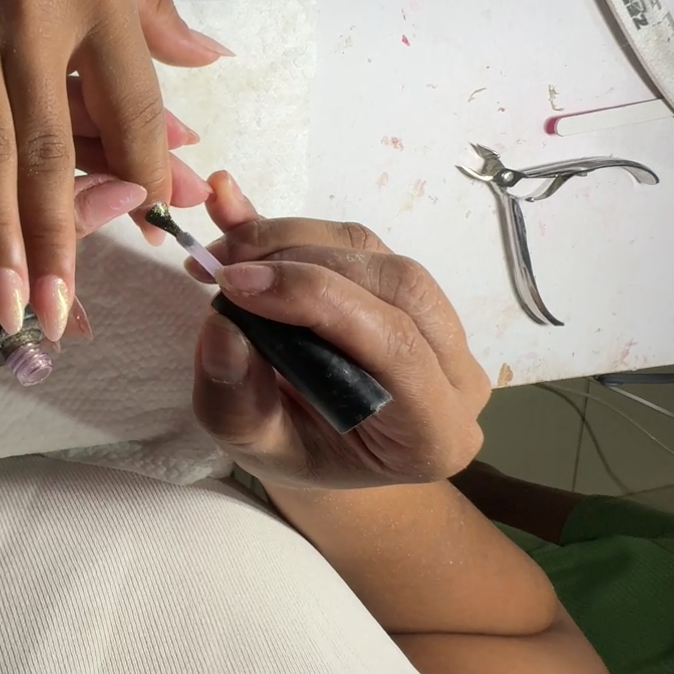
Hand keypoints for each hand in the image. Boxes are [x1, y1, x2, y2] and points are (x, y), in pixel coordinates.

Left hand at [0, 112, 192, 404]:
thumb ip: (44, 243)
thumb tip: (123, 193)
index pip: (51, 130)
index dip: (130, 150)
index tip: (194, 170)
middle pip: (53, 127)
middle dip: (131, 151)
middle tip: (199, 176)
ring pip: (39, 145)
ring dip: (103, 164)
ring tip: (170, 178)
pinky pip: (16, 168)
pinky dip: (62, 184)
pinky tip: (110, 194)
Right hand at [190, 173, 490, 489]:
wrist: (315, 442)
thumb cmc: (291, 452)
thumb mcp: (250, 446)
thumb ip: (234, 401)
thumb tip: (222, 327)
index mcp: (432, 430)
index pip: (397, 346)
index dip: (314, 298)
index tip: (230, 284)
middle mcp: (453, 372)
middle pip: (396, 282)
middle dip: (298, 259)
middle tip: (220, 266)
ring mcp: (435, 323)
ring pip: (371, 248)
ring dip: (285, 238)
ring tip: (220, 256)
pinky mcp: (398, 287)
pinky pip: (349, 238)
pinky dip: (285, 228)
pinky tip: (234, 220)